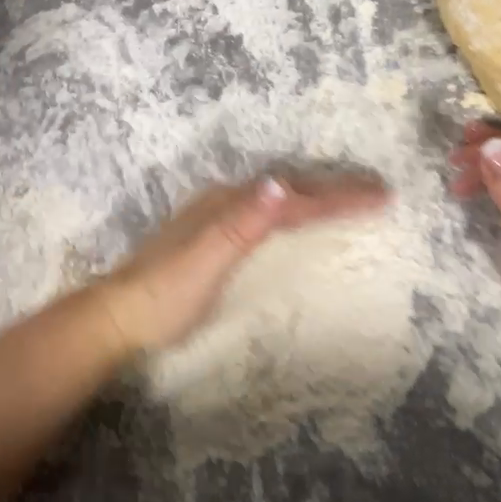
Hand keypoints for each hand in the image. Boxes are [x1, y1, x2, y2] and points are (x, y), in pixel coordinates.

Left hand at [89, 173, 390, 354]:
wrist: (117, 318)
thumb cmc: (164, 296)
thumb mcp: (206, 261)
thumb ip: (241, 224)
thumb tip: (280, 183)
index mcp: (227, 204)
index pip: (295, 196)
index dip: (339, 197)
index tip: (383, 197)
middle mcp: (223, 203)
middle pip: (289, 188)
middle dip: (335, 189)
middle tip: (378, 193)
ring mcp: (215, 219)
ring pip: (277, 198)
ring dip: (317, 196)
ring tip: (351, 200)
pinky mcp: (211, 239)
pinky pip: (266, 214)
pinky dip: (294, 212)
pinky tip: (295, 221)